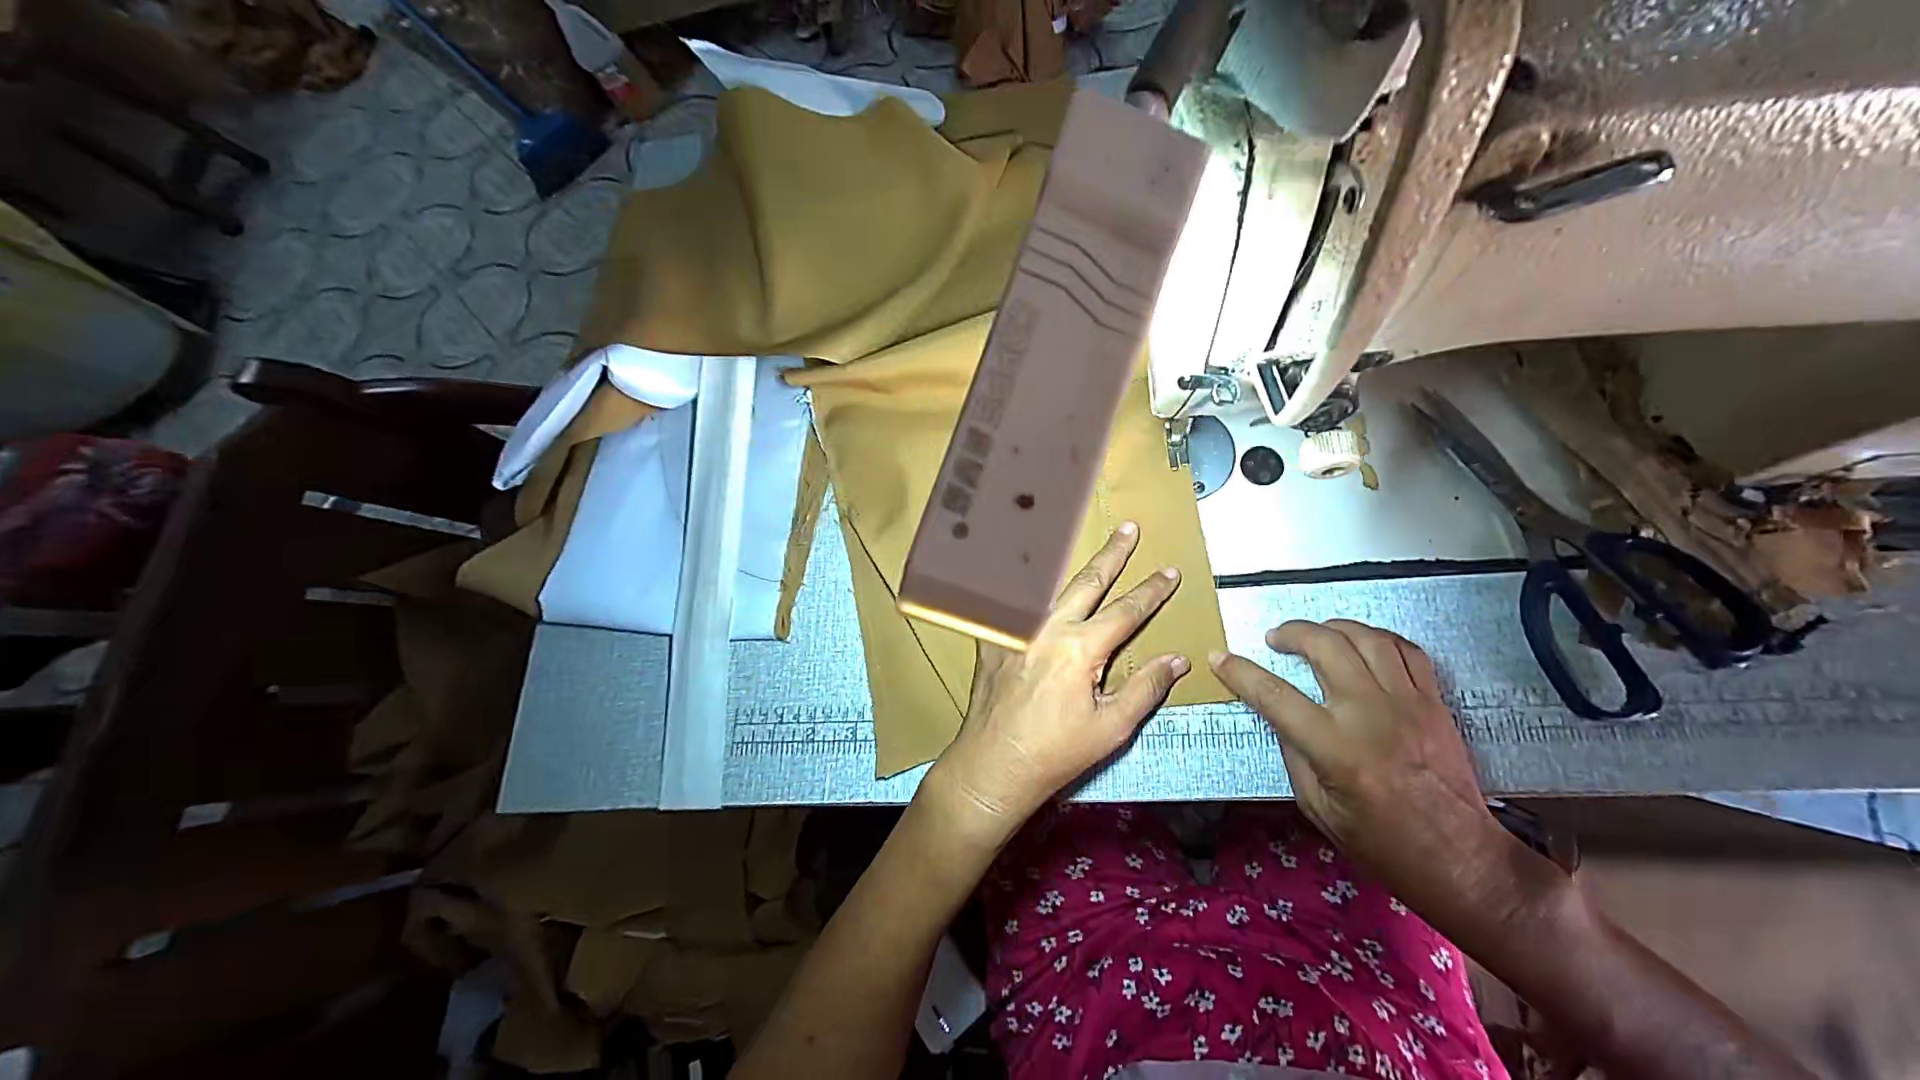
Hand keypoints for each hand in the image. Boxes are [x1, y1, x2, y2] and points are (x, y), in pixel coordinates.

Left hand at [931, 522, 1190, 835]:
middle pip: (1086, 582)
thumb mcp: (1111, 728)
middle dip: (1111, 554)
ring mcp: (1015, 631)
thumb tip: (1177, 661)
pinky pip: (1011, 605)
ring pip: (1048, 587)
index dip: (1151, 591)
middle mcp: (1046, 629)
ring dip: (1070, 565)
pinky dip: (1023, 587)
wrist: (994, 764)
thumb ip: (1145, 688)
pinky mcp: (993, 641)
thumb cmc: (1056, 753)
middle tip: (1128, 529)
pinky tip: (1027, 575)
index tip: (1169, 572)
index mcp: (1080, 648)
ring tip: (1082, 542)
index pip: (1126, 611)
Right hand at [1209, 620, 1516, 910]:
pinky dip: (1378, 638)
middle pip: (1324, 646)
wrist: (1460, 858)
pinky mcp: (1434, 703)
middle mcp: (1370, 714)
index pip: (1273, 694)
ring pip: (1366, 638)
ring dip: (1333, 627)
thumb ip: (1294, 753)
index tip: (1220, 658)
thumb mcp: (1316, 806)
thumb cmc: (1382, 843)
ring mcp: (1407, 703)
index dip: (1240, 672)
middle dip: (1290, 633)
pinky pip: (1406, 651)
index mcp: (1335, 747)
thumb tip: (1279, 716)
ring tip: (1316, 633)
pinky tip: (1362, 644)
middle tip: (1275, 639)